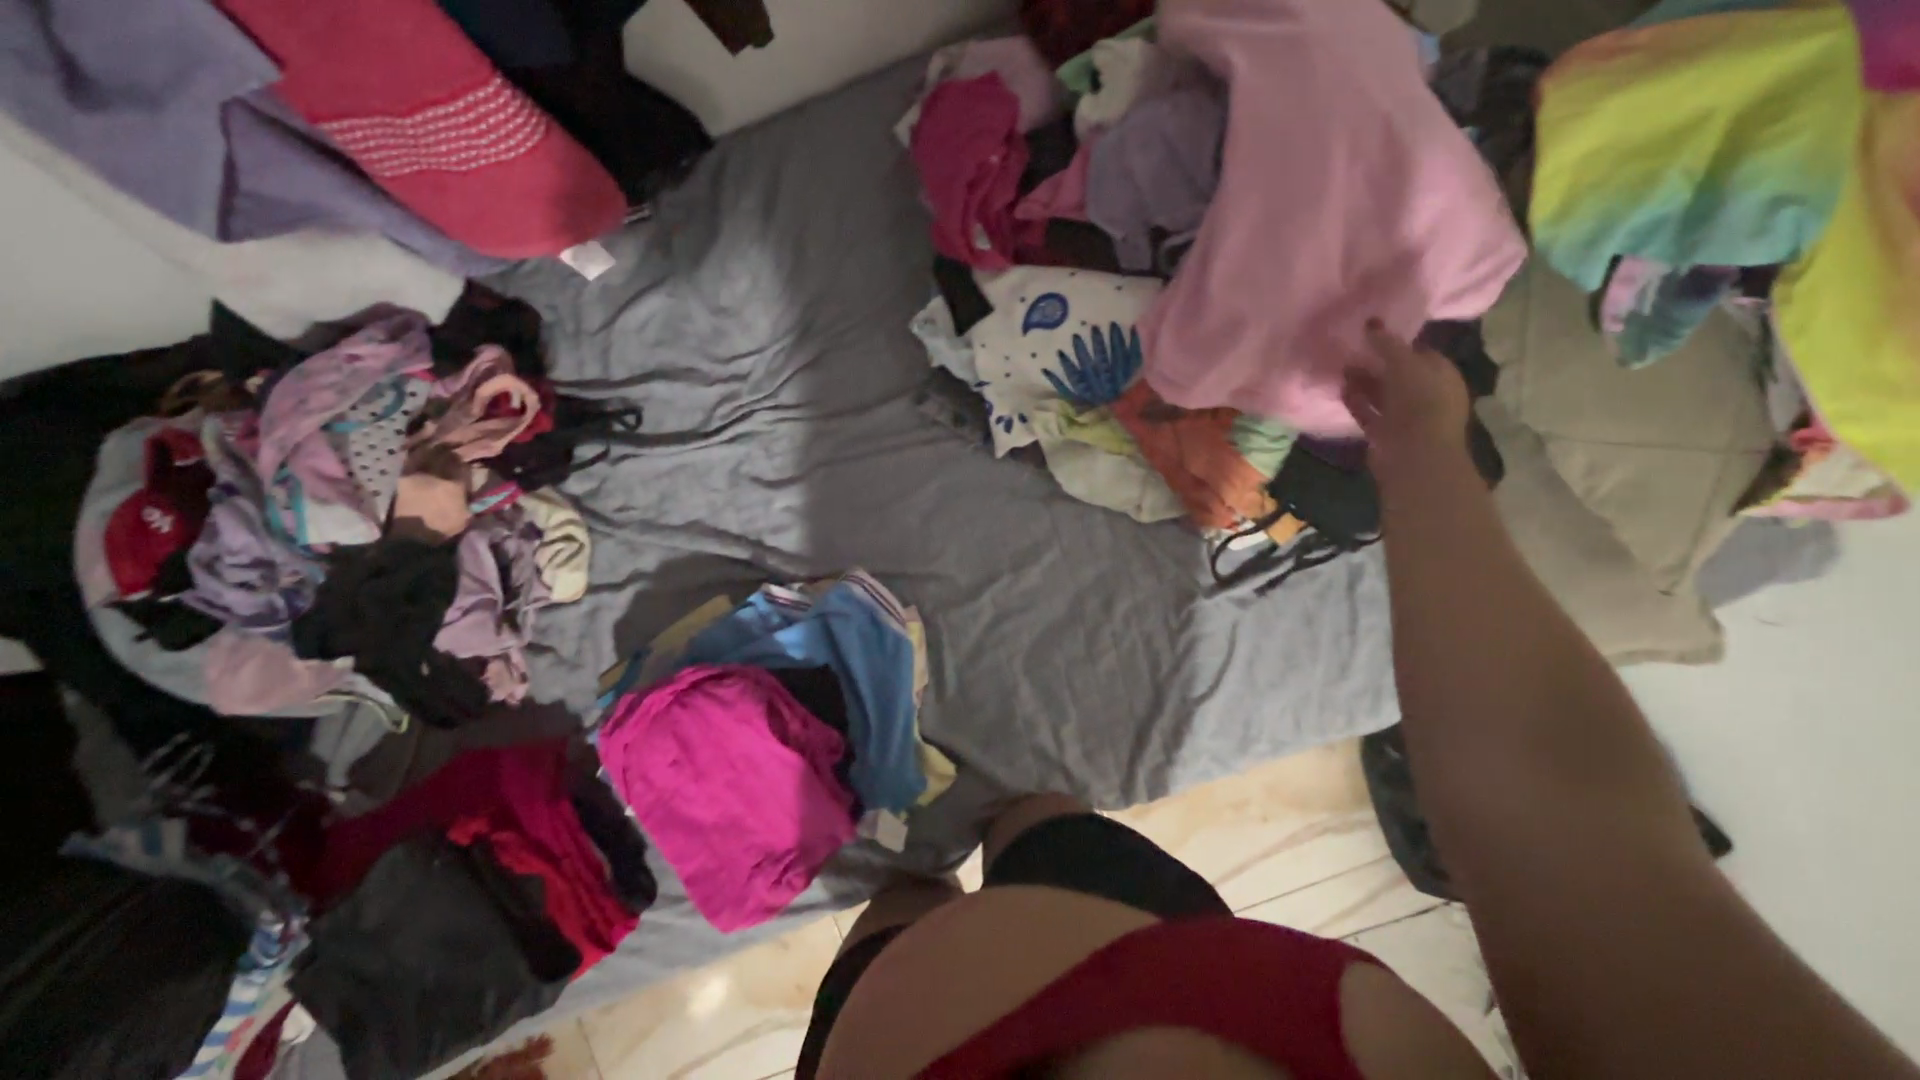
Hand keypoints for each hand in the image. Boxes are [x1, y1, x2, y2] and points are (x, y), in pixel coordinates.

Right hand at [1343, 321, 1471, 478]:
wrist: (1415, 454)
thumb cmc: (1419, 402)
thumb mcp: (1404, 364)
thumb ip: (1387, 343)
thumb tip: (1371, 322)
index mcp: (1441, 375)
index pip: (1421, 353)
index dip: (1398, 343)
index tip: (1373, 335)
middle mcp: (1427, 394)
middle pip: (1399, 374)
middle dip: (1376, 363)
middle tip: (1352, 350)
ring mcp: (1407, 416)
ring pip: (1382, 394)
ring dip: (1363, 382)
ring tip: (1342, 369)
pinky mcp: (1386, 434)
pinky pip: (1369, 413)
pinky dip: (1357, 402)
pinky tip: (1341, 390)